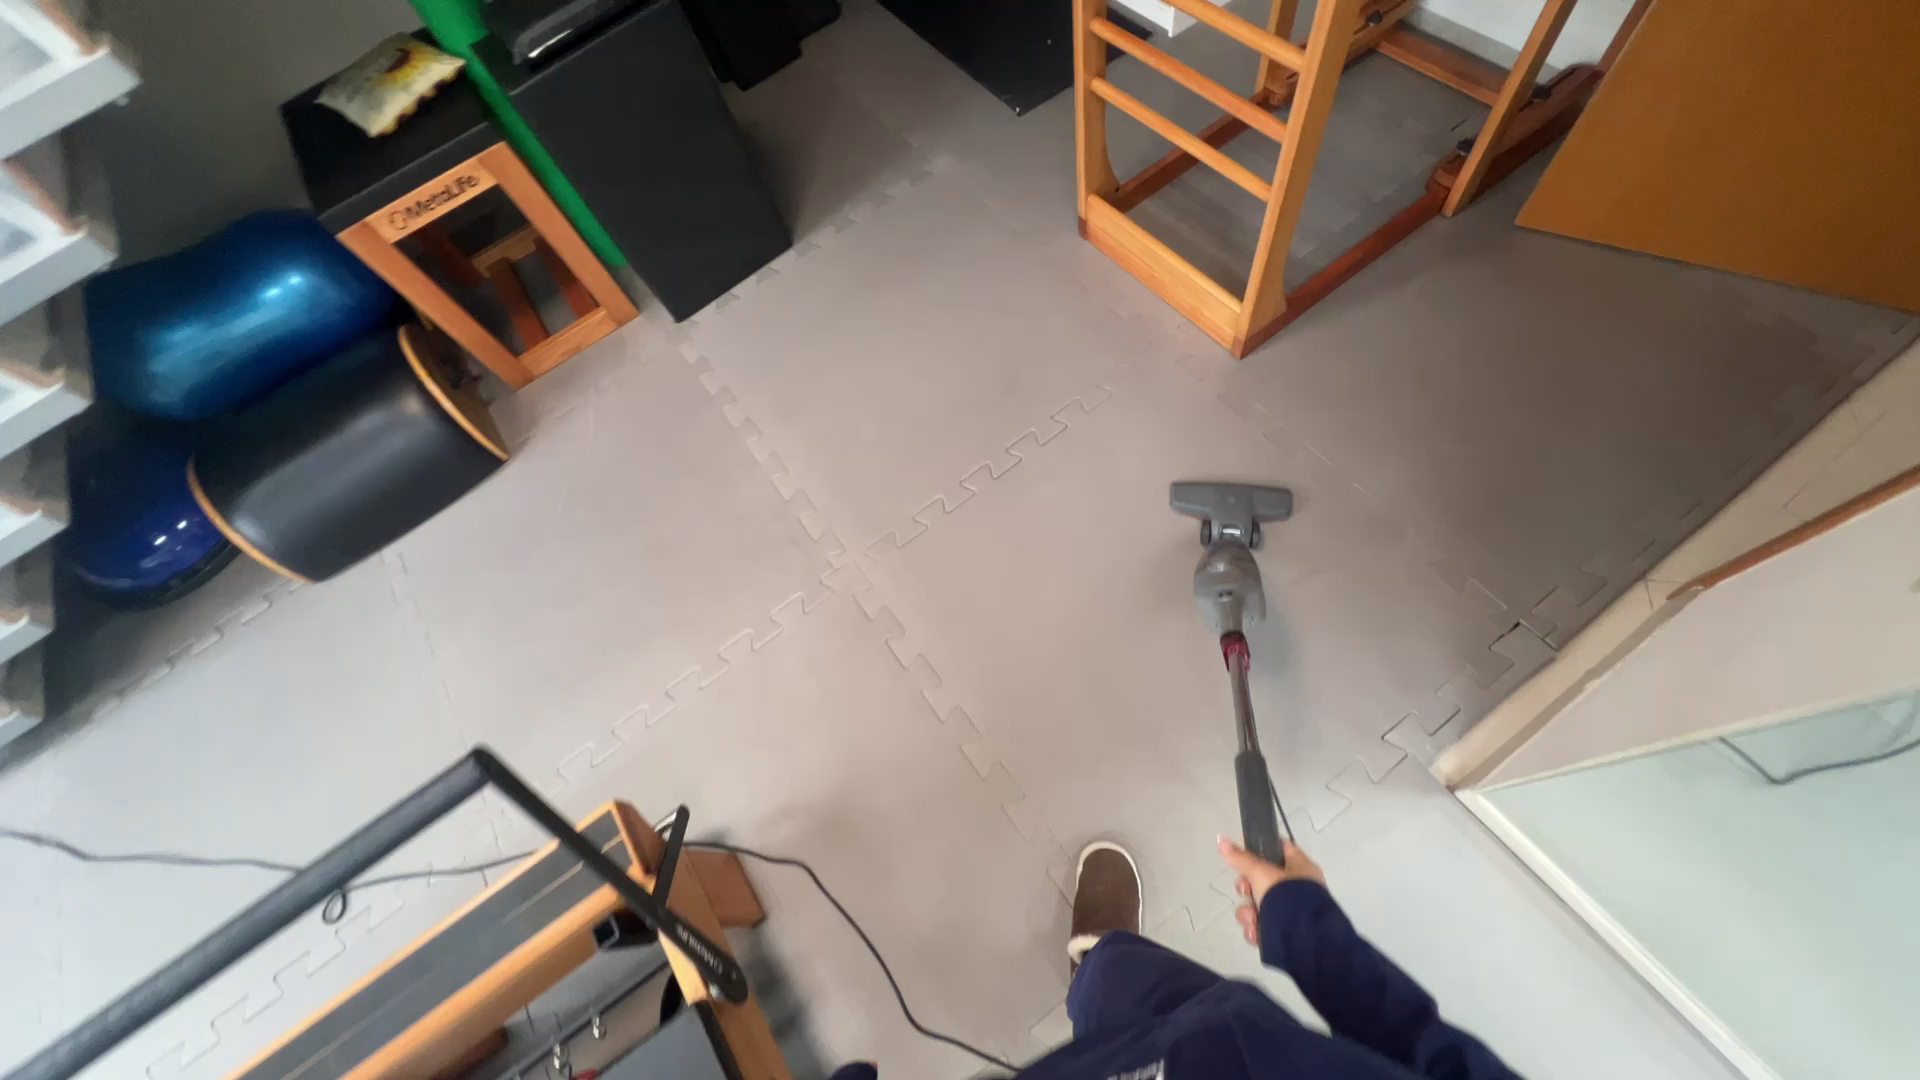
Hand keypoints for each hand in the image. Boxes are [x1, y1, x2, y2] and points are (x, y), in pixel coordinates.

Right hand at [1218, 835, 1323, 945]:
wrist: (1304, 939)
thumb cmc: (1286, 896)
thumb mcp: (1260, 871)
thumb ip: (1240, 857)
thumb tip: (1221, 838)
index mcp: (1300, 867)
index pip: (1277, 848)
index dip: (1256, 848)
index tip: (1239, 855)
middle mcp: (1297, 887)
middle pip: (1261, 879)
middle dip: (1247, 888)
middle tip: (1245, 891)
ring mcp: (1292, 911)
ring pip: (1259, 904)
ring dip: (1249, 912)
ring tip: (1253, 918)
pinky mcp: (1286, 932)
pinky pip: (1263, 925)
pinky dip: (1256, 929)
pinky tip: (1256, 931)